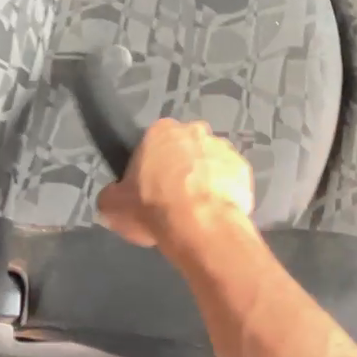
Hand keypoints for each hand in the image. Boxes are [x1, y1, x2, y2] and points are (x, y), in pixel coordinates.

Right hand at [98, 118, 254, 253]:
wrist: (201, 226)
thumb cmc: (153, 209)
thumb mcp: (113, 207)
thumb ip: (112, 194)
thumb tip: (115, 195)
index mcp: (161, 131)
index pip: (152, 144)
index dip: (149, 167)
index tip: (148, 188)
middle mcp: (195, 130)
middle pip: (183, 149)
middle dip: (179, 168)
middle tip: (171, 199)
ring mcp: (223, 147)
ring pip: (209, 162)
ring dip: (203, 179)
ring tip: (195, 210)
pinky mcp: (244, 168)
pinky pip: (229, 179)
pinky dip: (223, 192)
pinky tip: (213, 213)